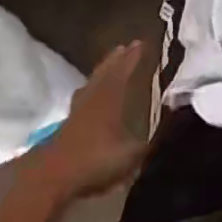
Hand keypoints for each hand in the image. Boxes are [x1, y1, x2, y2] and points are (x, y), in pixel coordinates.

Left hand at [26, 40, 149, 197]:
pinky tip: (90, 95)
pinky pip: (82, 98)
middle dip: (116, 59)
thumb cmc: (94, 161)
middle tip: (125, 47)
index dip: (132, 59)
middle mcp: (92, 100)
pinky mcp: (66, 126)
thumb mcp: (131, 155)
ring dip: (101, 72)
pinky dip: (90, 90)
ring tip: (109, 65)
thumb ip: (150, 142)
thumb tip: (169, 127)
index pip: (122, 72)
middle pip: (104, 74)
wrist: (51, 178)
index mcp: (109, 100)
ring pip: (91, 84)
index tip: (141, 43)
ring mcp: (76, 113)